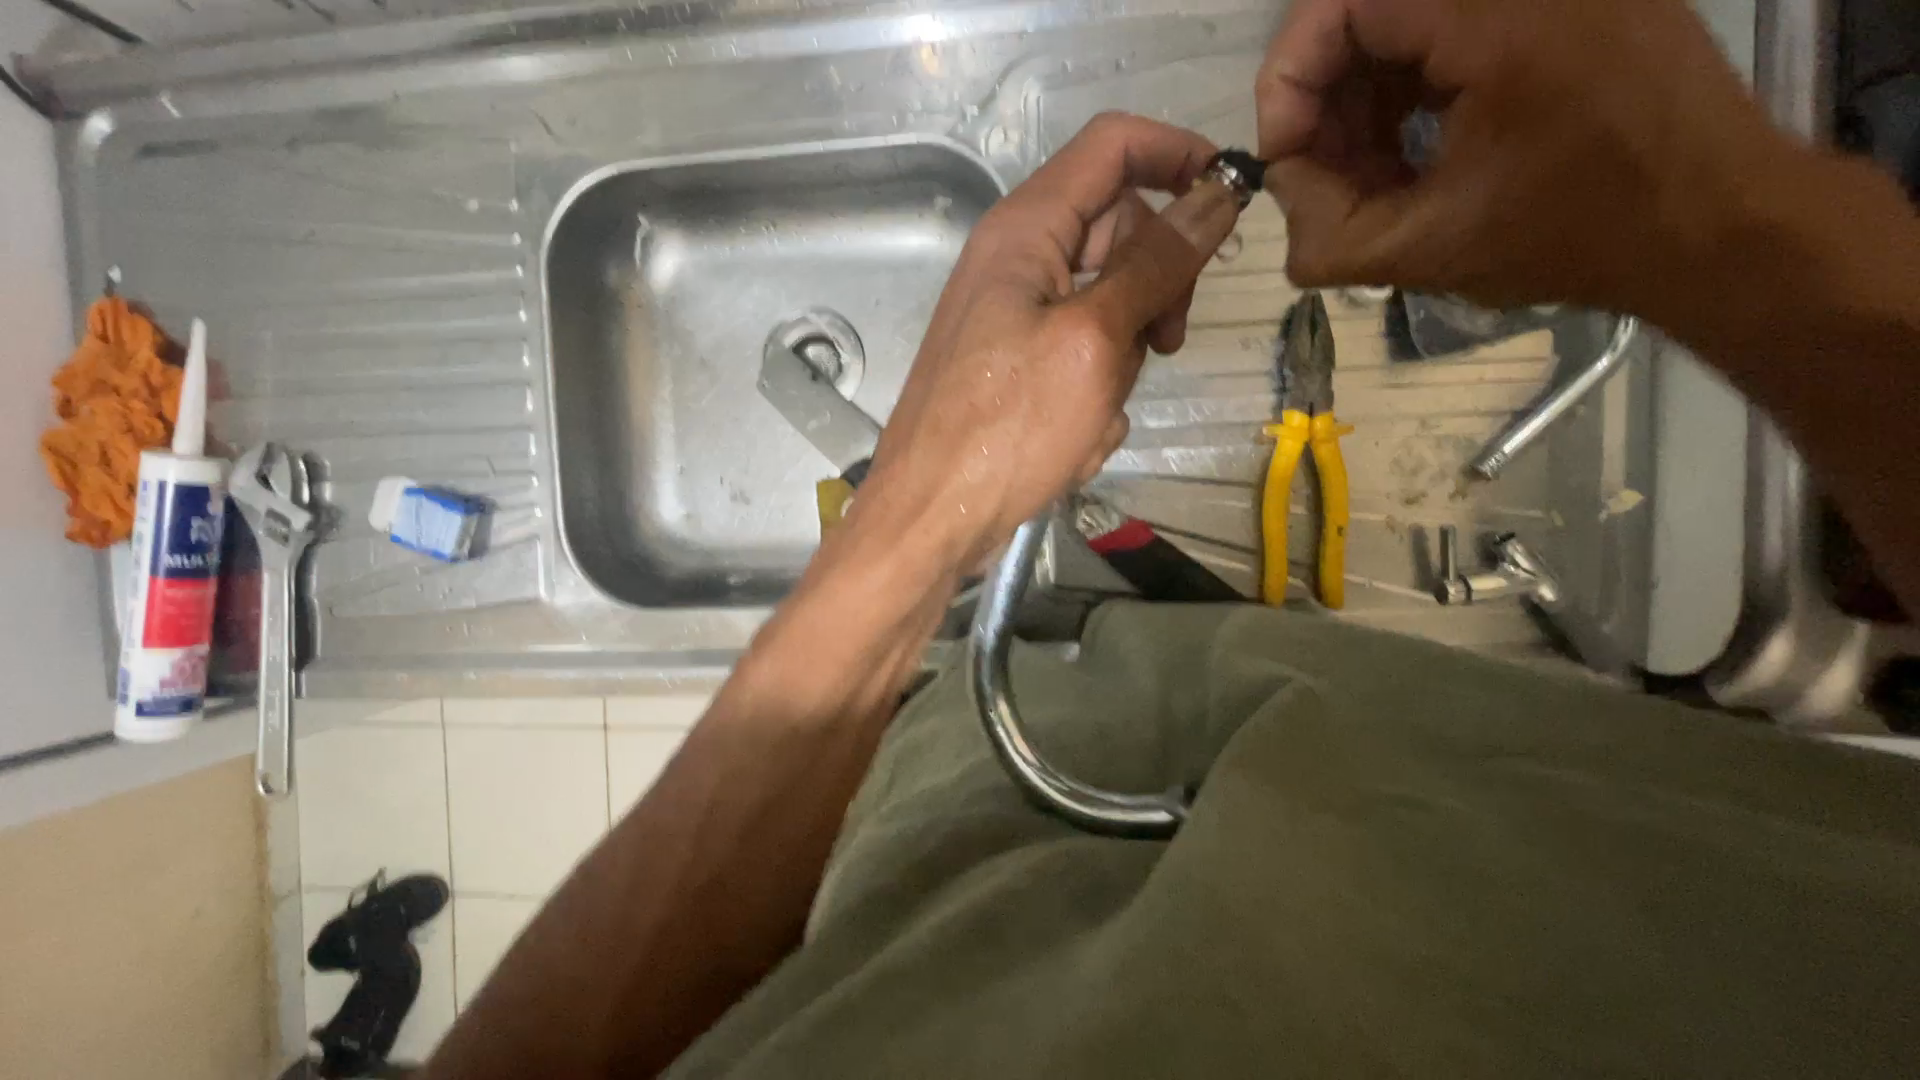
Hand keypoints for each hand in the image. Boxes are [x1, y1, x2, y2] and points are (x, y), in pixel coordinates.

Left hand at [847, 112, 1240, 568]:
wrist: (933, 519)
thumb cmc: (1007, 429)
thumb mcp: (1095, 341)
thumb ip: (1157, 264)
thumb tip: (1217, 194)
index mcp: (1024, 229)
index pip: (1113, 145)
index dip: (1178, 155)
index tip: (1231, 201)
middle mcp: (1016, 259)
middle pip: (1118, 227)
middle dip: (1156, 281)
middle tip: (1167, 340)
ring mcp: (1015, 315)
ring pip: (1109, 301)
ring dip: (1124, 355)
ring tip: (1099, 408)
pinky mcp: (1017, 365)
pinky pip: (1084, 354)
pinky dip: (1096, 390)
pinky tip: (1077, 435)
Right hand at [1255, 0, 1795, 319]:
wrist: (1714, 224)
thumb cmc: (1571, 240)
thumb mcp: (1422, 254)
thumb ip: (1321, 231)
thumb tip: (1283, 183)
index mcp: (1495, 17)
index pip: (1342, 2)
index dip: (1289, 81)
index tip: (1286, 159)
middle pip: (1370, 9)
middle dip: (1324, 98)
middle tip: (1320, 179)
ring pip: (1407, 22)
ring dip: (1363, 100)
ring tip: (1367, 179)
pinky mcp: (1568, 1)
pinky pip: (1453, 28)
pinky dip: (1411, 90)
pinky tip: (1410, 153)